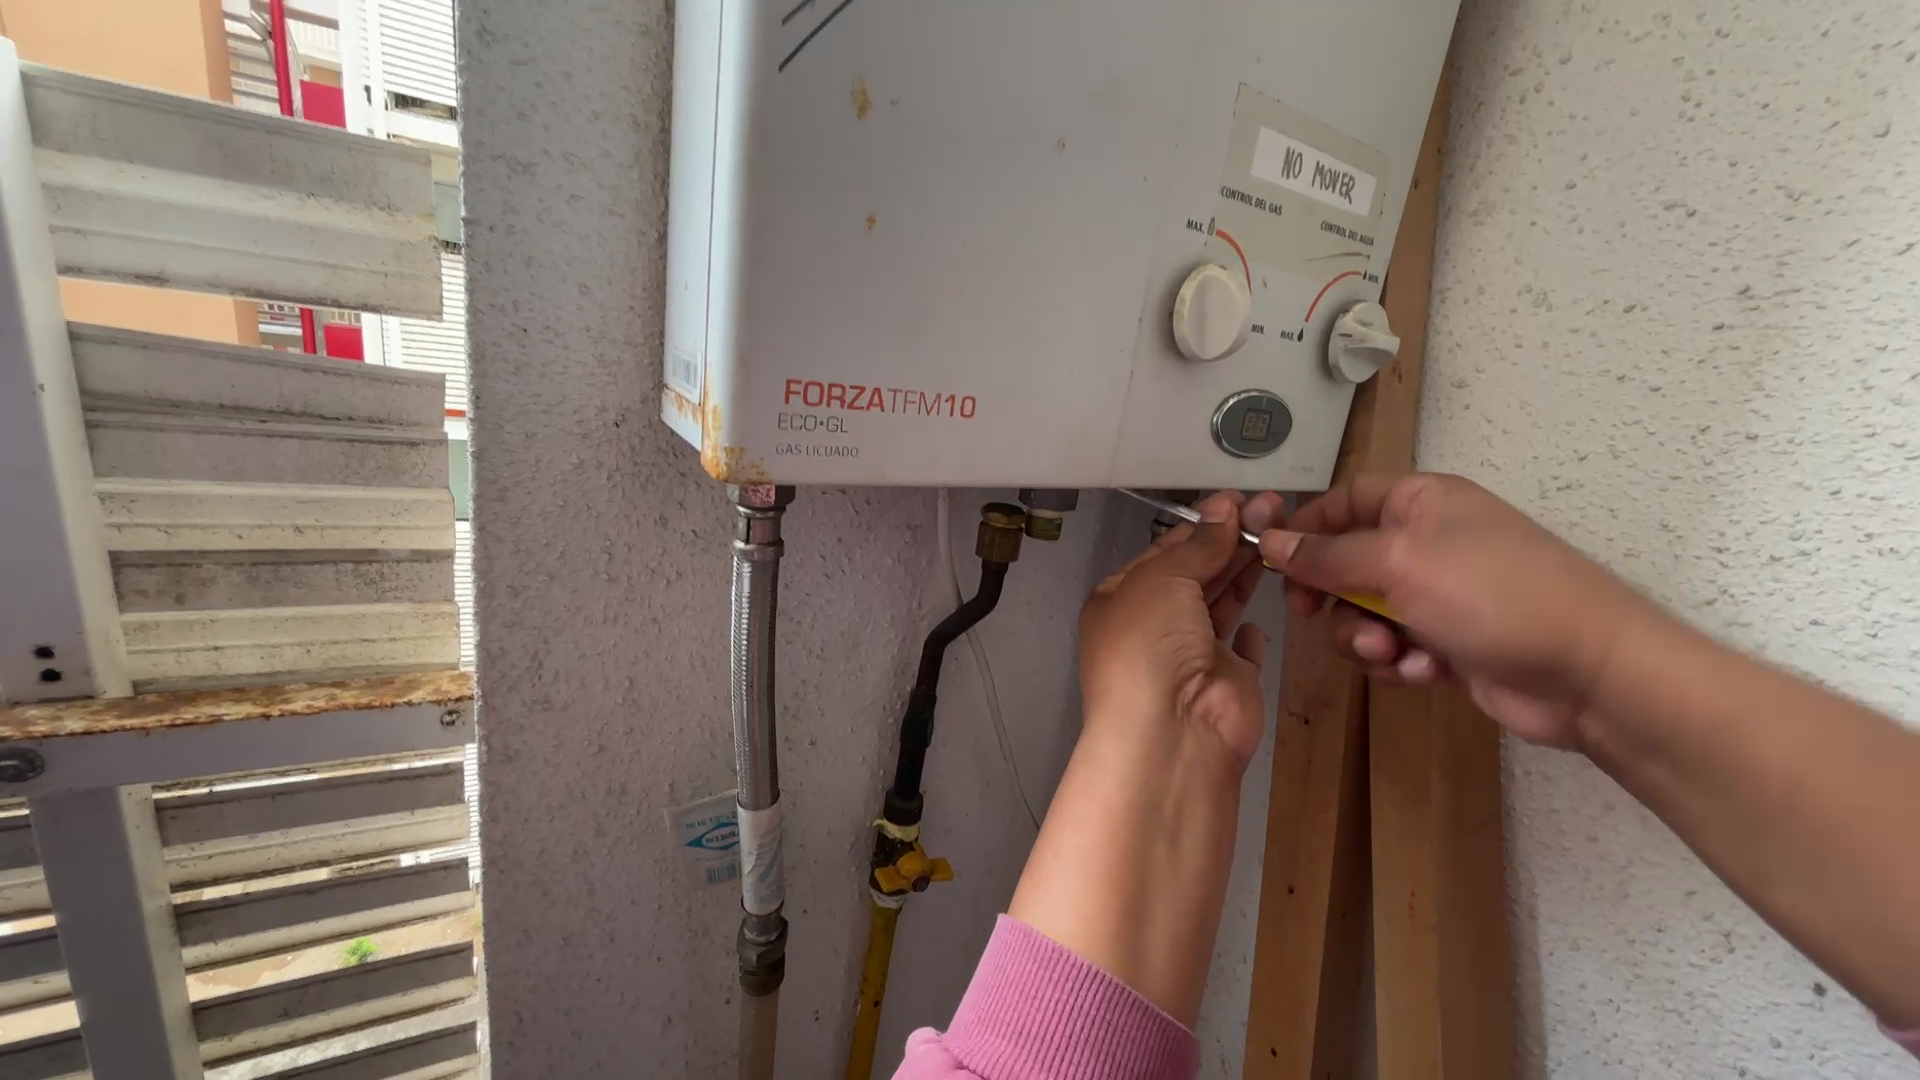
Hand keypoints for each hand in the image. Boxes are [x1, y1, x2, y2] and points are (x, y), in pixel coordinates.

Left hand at [1079, 490, 1283, 766]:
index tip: (1238, 500)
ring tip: (1281, 531)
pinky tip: (1263, 606)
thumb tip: (1224, 512)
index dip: (1201, 525)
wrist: (1173, 732)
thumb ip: (1196, 547)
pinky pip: (1242, 647)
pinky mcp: (1229, 679)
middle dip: (1231, 539)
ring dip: (1247, 568)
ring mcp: (1192, 654)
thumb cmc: (1150, 645)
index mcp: (1122, 599)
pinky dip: (1252, 629)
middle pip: (1196, 572)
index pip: (1164, 551)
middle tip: (1273, 507)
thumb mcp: (1161, 581)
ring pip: (1222, 601)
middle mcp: (1153, 625)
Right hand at [1259, 472, 1659, 748]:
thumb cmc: (1491, 595)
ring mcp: (1436, 595)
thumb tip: (1269, 541)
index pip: (1343, 499)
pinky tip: (1425, 672)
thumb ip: (1326, 554)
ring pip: (1360, 611)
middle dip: (1330, 595)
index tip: (1272, 559)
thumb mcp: (1398, 563)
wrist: (1589, 673)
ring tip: (1391, 652)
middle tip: (1309, 613)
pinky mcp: (1444, 642)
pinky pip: (1392, 646)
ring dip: (1363, 636)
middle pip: (1343, 561)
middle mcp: (1425, 542)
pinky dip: (1398, 661)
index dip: (1306, 526)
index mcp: (1420, 503)